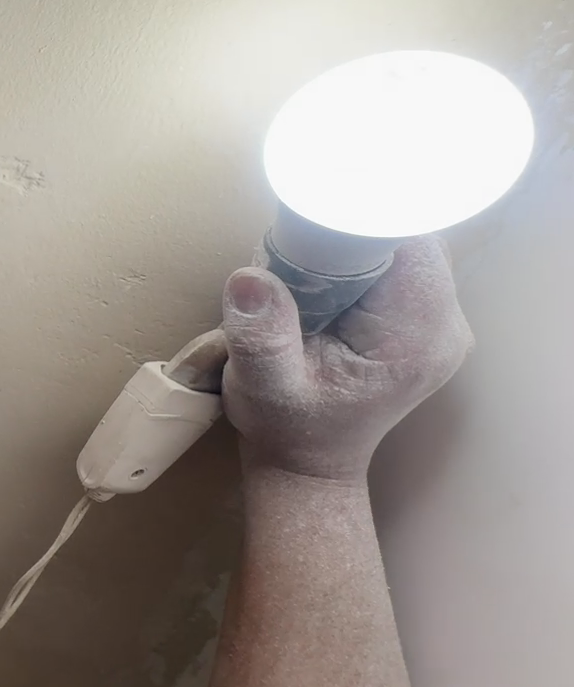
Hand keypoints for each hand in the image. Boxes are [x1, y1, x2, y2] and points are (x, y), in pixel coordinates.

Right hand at [219, 236, 472, 482]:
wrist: (304, 460)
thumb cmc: (287, 426)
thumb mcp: (263, 384)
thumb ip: (260, 334)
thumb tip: (249, 276)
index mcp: (417, 336)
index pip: (409, 247)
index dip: (358, 226)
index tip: (304, 227)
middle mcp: (438, 324)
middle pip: (401, 244)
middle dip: (338, 239)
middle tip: (282, 258)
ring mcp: (426, 322)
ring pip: (388, 253)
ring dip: (334, 254)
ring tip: (288, 282)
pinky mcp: (404, 321)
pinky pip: (379, 271)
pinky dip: (338, 269)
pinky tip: (304, 291)